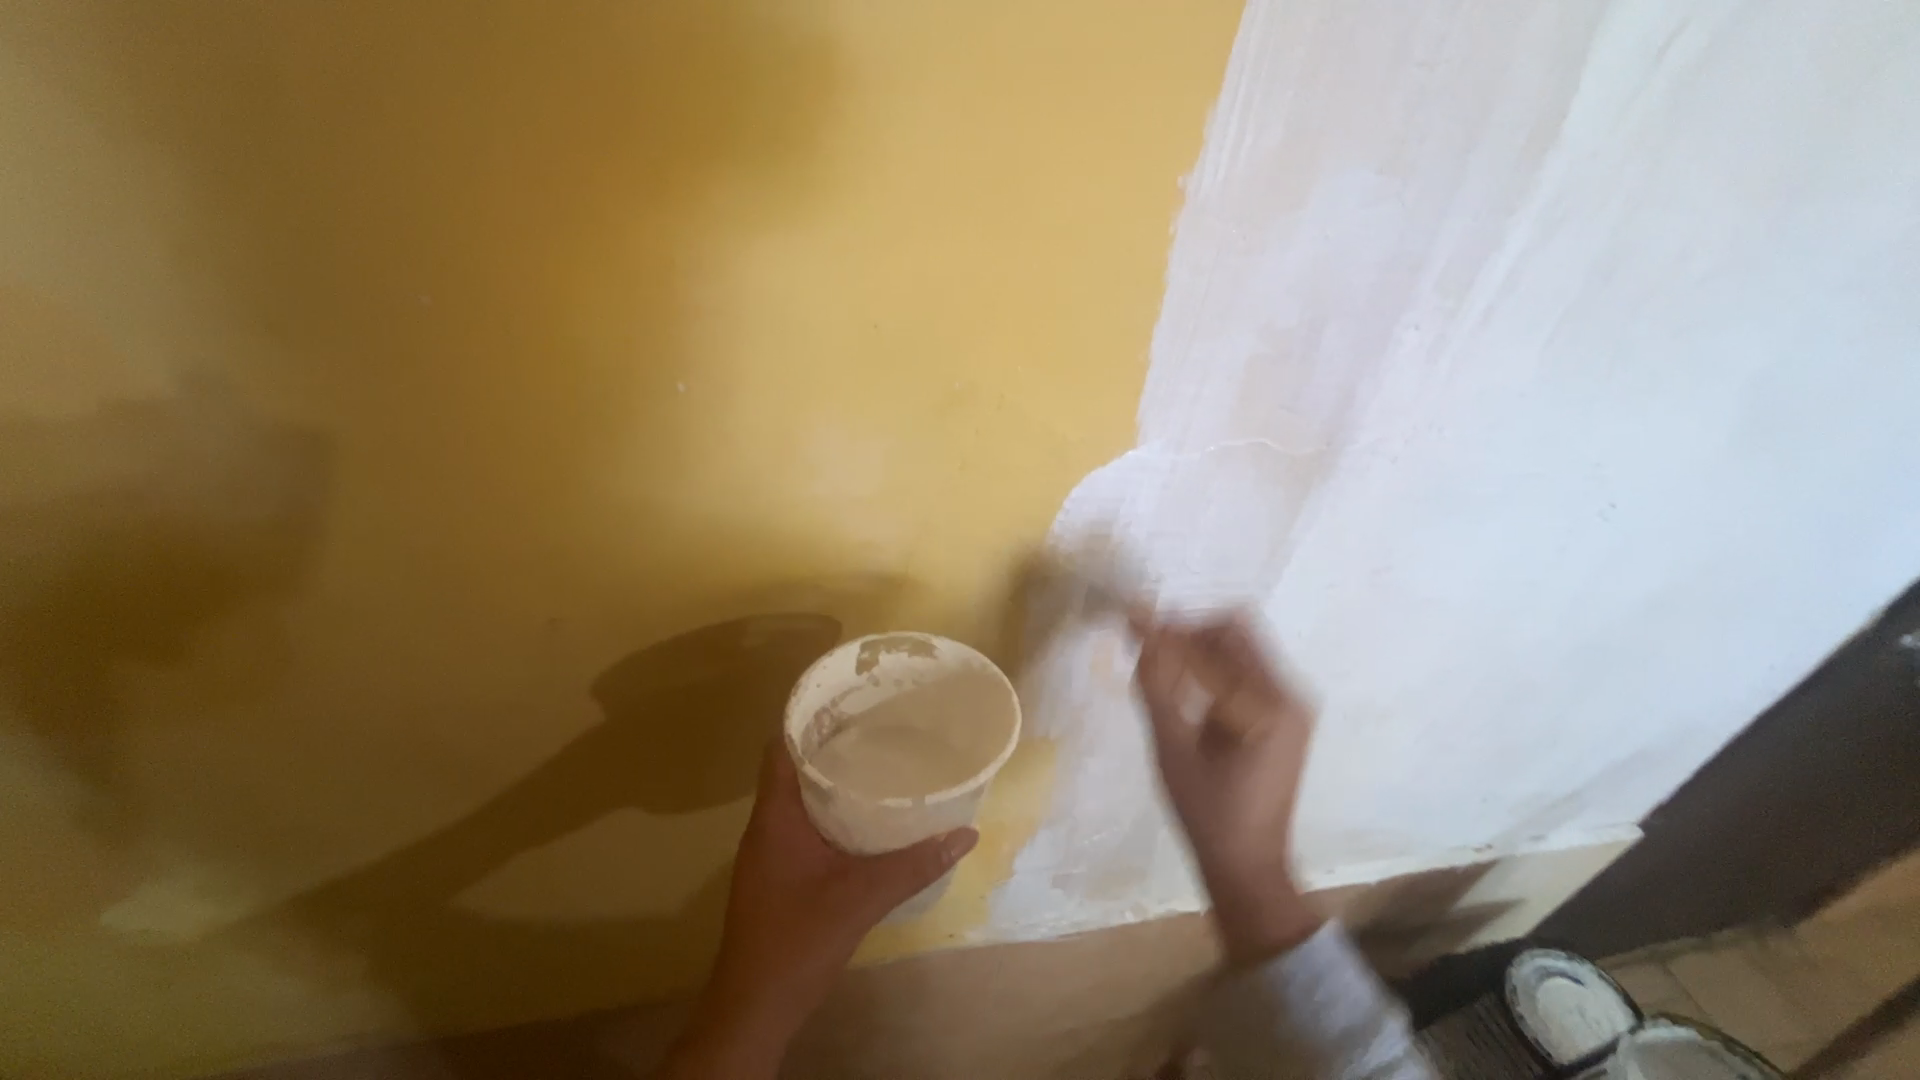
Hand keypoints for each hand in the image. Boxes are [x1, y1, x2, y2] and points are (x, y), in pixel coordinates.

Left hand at [659, 744, 976, 1077]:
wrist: (755, 1007)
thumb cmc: (798, 940)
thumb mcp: (861, 898)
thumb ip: (914, 865)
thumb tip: (966, 833)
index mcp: (775, 816)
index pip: (780, 747)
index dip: (806, 718)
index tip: (846, 699)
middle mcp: (767, 825)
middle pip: (792, 767)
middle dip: (830, 744)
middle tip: (877, 726)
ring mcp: (769, 851)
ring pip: (798, 797)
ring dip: (830, 779)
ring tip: (877, 760)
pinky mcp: (778, 873)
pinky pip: (803, 823)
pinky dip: (830, 810)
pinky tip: (864, 816)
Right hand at [1131, 611, 1323, 965]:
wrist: (1249, 865)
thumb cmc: (1207, 813)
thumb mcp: (1172, 747)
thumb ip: (1155, 683)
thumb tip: (1137, 629)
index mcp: (1267, 704)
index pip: (1212, 643)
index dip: (1166, 629)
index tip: (1128, 619)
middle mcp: (1290, 693)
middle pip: (1233, 631)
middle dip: (1185, 632)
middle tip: (1145, 650)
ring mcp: (1292, 703)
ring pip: (1238, 647)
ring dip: (1197, 650)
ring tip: (1161, 673)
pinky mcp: (1286, 714)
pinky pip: (1244, 670)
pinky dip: (1210, 670)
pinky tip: (1184, 692)